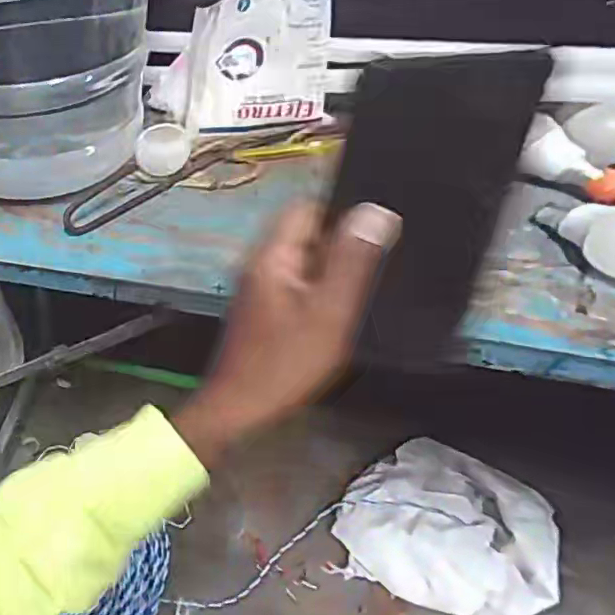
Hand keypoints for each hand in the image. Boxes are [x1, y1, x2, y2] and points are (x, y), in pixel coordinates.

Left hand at [173, 201, 400, 466]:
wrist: (240, 407)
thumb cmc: (285, 362)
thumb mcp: (329, 310)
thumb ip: (351, 261)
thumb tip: (373, 211)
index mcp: (270, 256)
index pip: (304, 208)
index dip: (340, 211)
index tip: (374, 230)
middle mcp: (258, 264)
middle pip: (305, 235)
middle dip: (339, 244)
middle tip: (374, 266)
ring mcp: (256, 287)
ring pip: (302, 262)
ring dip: (331, 270)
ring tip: (359, 290)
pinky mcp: (261, 309)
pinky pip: (295, 284)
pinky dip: (317, 291)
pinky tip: (336, 311)